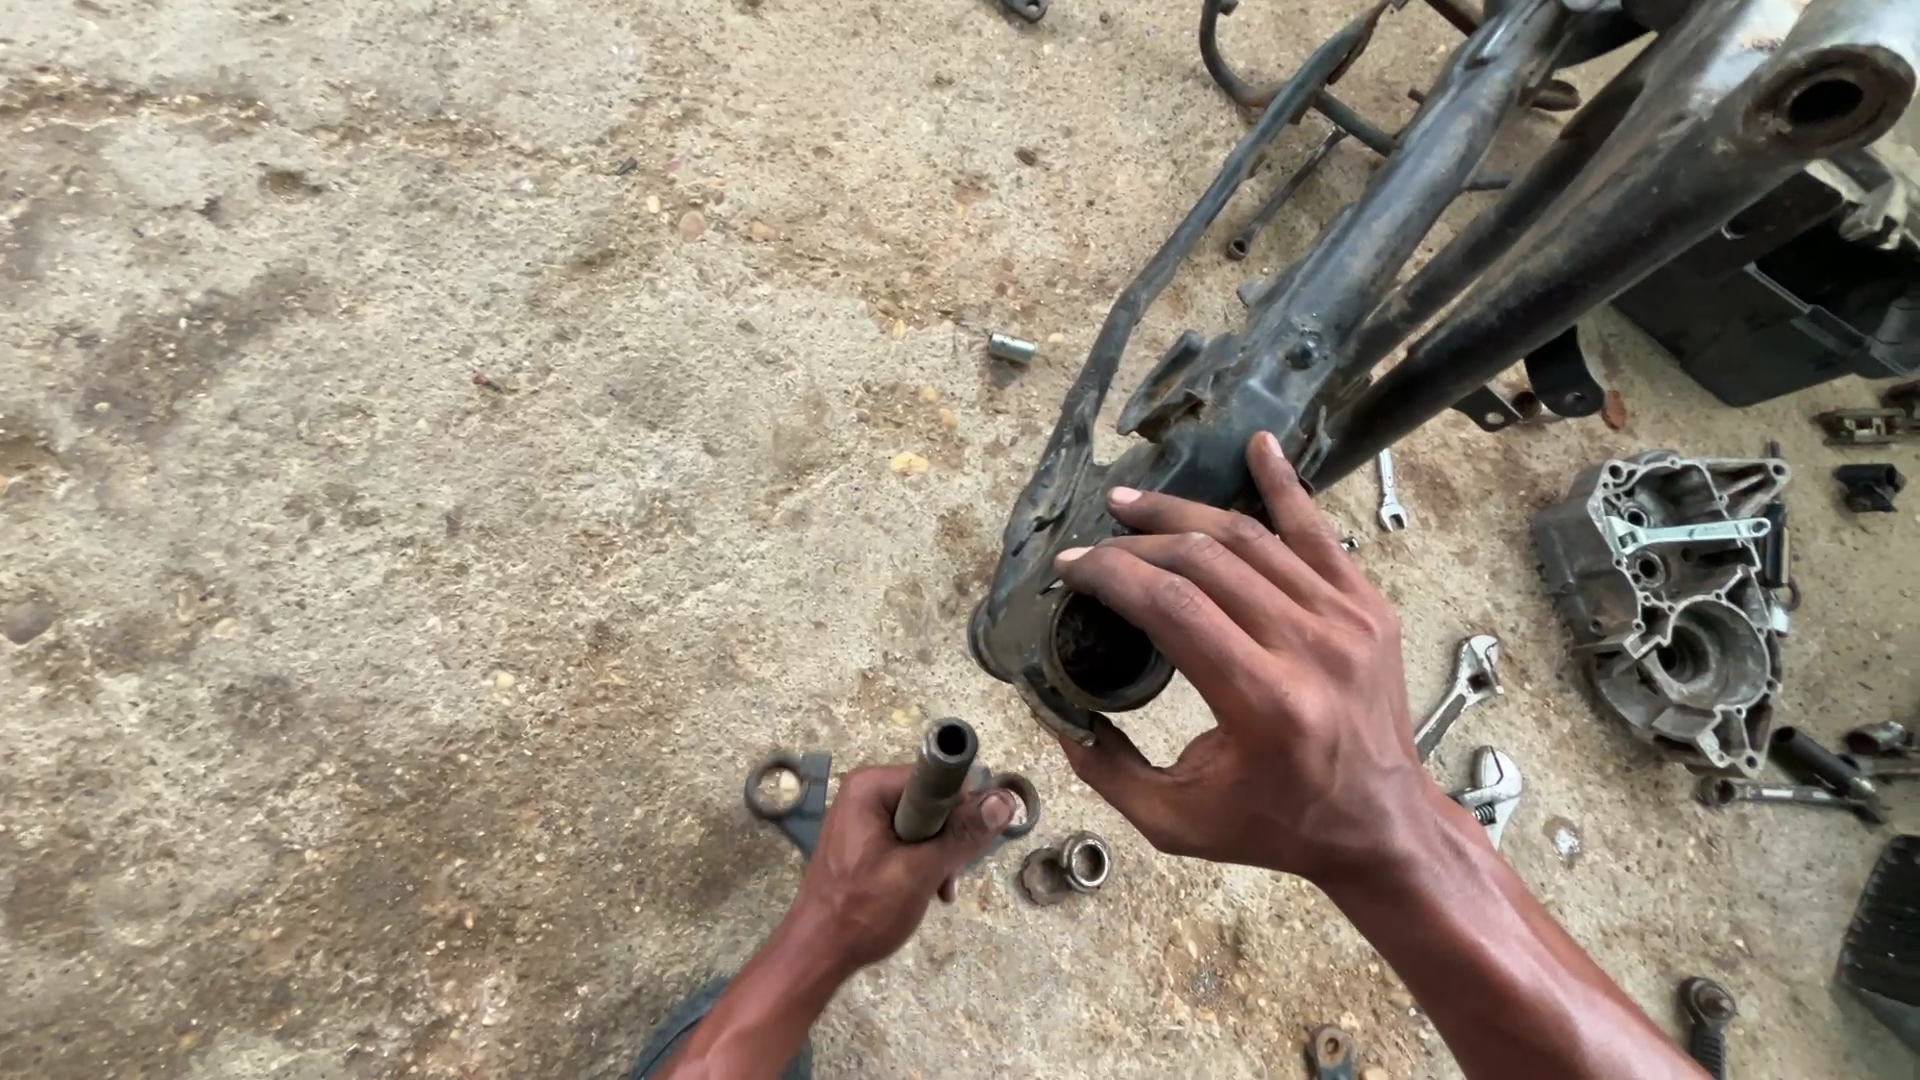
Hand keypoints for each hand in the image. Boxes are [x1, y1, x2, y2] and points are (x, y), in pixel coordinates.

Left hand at [788, 765, 1016, 973]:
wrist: (815, 956)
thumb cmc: (862, 911)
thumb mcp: (919, 872)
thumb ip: (962, 835)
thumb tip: (1004, 800)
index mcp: (870, 785)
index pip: (937, 779)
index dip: (960, 810)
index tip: (966, 846)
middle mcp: (865, 790)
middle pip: (933, 800)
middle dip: (948, 839)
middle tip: (949, 876)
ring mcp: (863, 815)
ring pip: (925, 822)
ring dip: (939, 855)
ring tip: (938, 889)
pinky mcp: (864, 838)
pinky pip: (908, 836)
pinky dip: (922, 861)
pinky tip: (927, 890)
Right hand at [1051, 432, 1456, 886]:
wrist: (1385, 825)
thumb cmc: (1276, 827)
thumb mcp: (1175, 823)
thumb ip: (1104, 770)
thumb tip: (1052, 711)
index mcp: (1262, 700)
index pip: (1171, 605)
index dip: (1110, 574)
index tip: (1070, 569)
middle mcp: (1309, 646)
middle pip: (1203, 560)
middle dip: (1134, 543)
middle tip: (1094, 544)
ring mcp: (1346, 618)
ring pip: (1249, 537)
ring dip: (1181, 512)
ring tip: (1130, 504)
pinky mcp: (1367, 605)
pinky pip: (1318, 531)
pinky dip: (1283, 484)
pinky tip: (1258, 446)